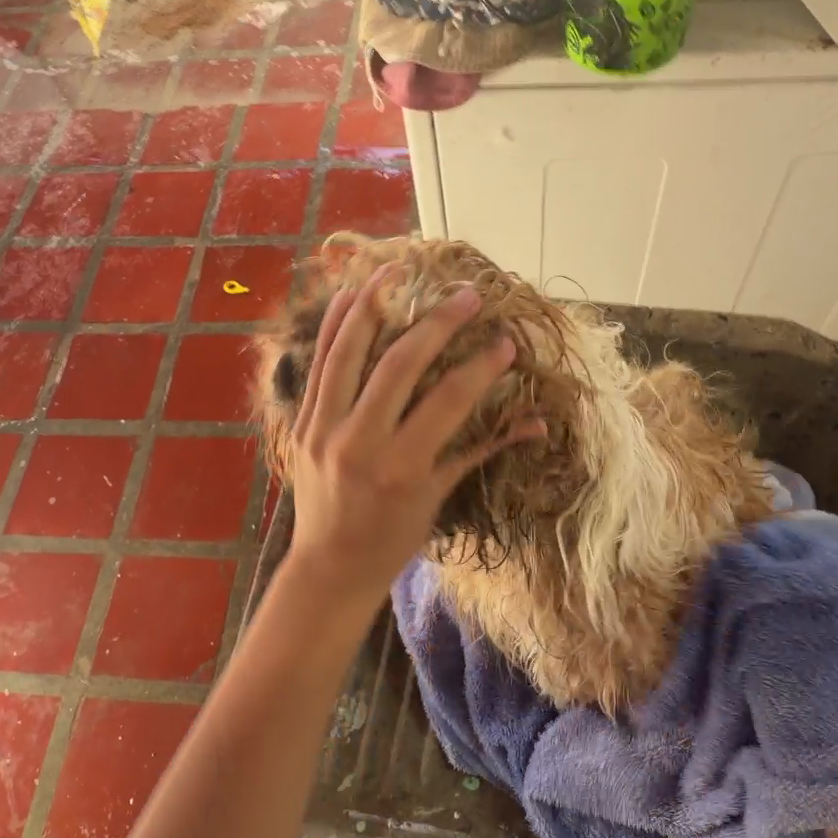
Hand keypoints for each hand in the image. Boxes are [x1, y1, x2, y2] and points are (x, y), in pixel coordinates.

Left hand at [284, 263, 544, 603]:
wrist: (329, 567)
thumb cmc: (394, 538)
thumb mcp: (440, 497)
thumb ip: (482, 451)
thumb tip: (538, 423)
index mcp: (403, 467)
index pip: (449, 401)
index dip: (481, 367)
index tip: (505, 342)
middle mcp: (359, 443)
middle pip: (400, 365)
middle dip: (438, 324)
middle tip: (468, 296)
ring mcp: (322, 430)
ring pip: (348, 353)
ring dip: (374, 306)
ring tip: (398, 270)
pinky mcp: (299, 425)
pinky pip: (317, 366)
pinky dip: (333, 328)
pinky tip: (351, 295)